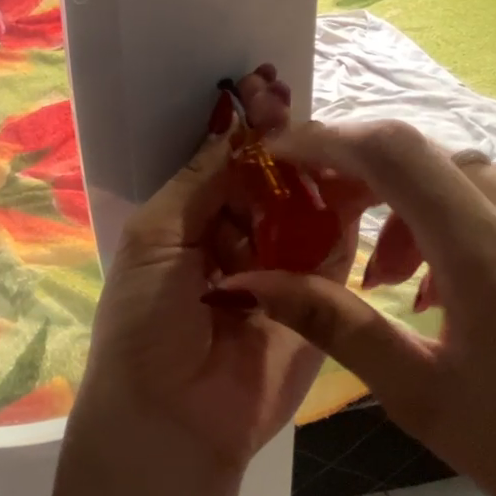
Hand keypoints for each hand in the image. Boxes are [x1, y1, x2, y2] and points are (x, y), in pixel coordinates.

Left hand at [45, 66, 373, 495]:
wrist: (172, 412)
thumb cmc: (145, 316)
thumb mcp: (158, 236)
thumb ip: (199, 182)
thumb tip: (232, 127)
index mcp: (187, 216)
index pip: (223, 159)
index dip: (243, 126)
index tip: (261, 83)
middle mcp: (234, 233)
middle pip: (268, 175)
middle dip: (282, 137)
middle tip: (292, 94)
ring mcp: (278, 263)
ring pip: (303, 203)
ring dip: (314, 165)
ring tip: (325, 128)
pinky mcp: (317, 296)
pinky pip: (333, 245)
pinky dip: (341, 211)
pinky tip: (350, 175)